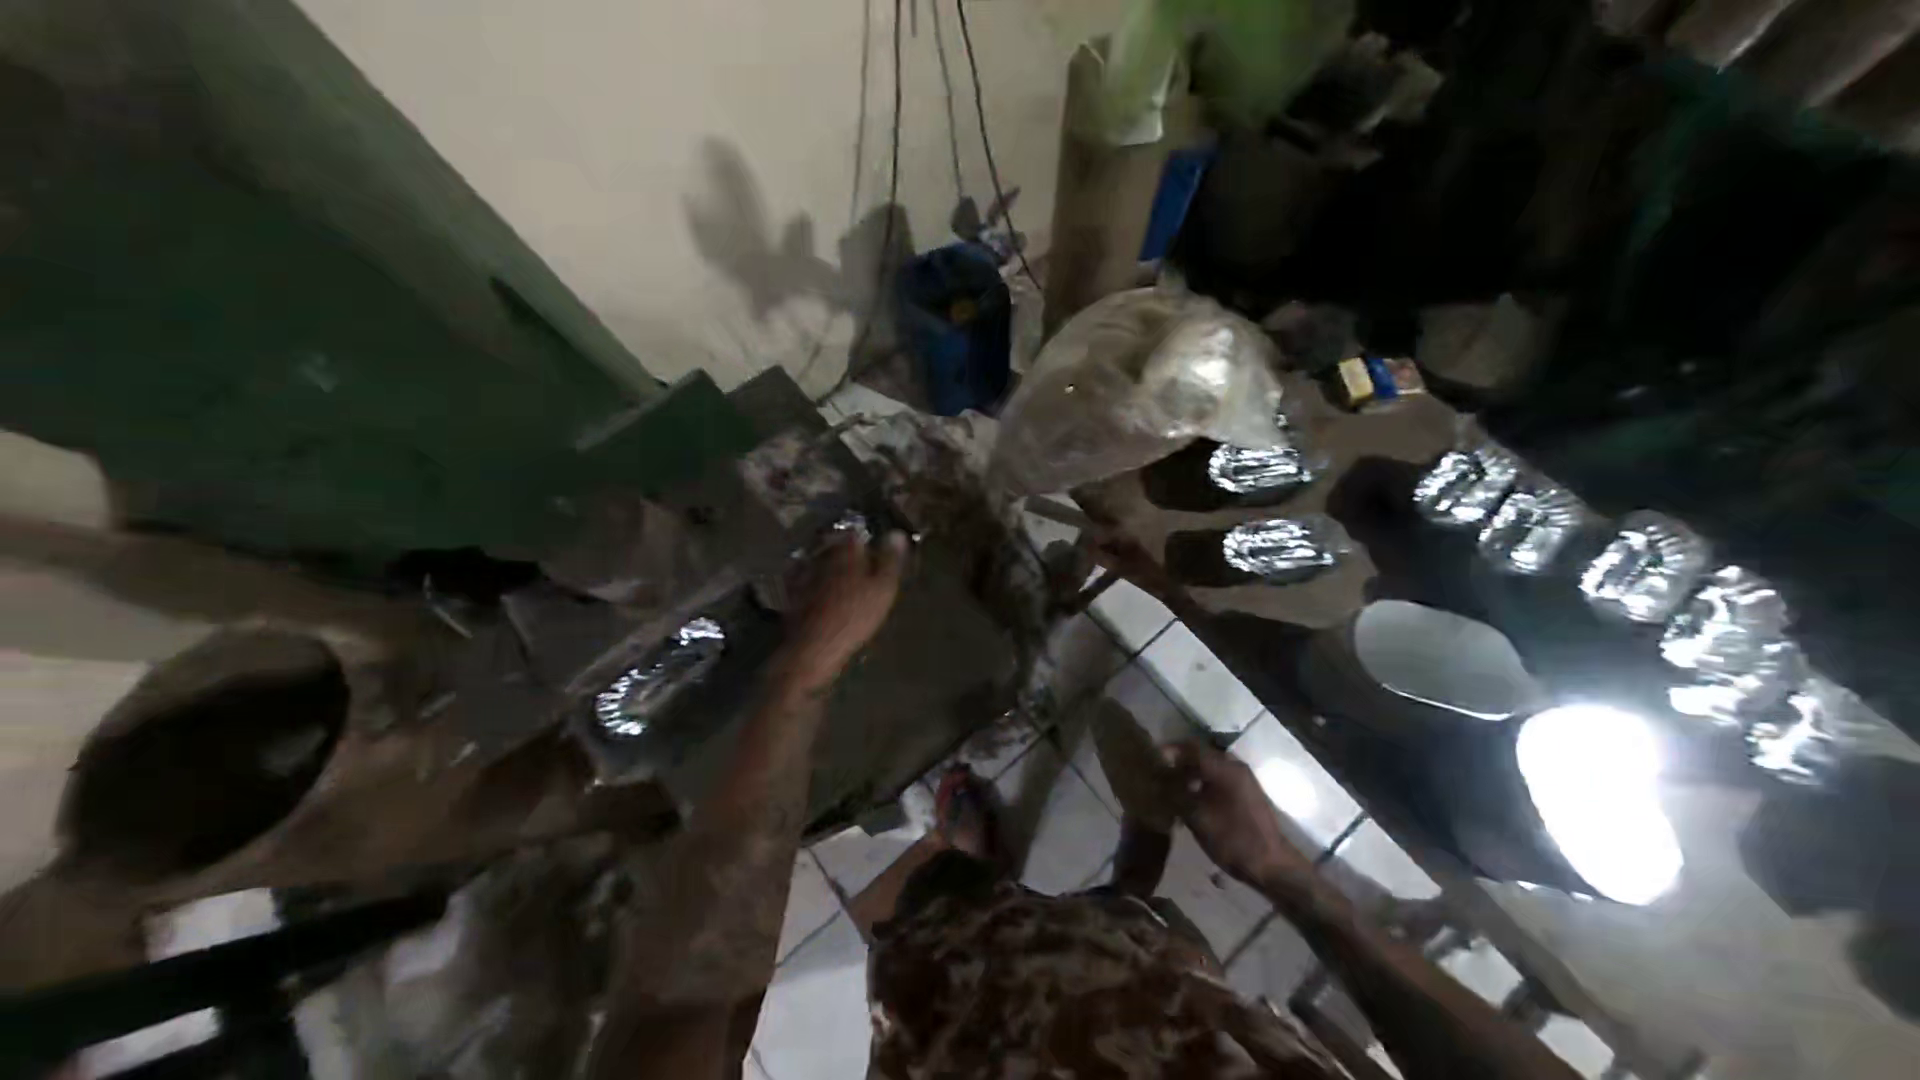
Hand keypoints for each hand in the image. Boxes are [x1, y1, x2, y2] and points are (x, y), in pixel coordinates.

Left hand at [781, 530, 908, 684]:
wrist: (814, 646)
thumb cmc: (855, 616)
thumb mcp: (884, 589)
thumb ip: (891, 560)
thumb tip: (897, 533)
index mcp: (847, 550)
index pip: (857, 535)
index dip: (868, 543)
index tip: (876, 554)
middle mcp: (822, 555)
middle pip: (836, 545)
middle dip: (847, 553)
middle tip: (860, 569)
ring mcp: (804, 573)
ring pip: (819, 561)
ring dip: (828, 566)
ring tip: (840, 580)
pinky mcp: (791, 592)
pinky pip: (802, 578)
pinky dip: (810, 580)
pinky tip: (816, 589)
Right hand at [1165, 739, 1313, 893]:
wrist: (1272, 866)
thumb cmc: (1233, 840)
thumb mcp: (1197, 817)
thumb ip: (1176, 793)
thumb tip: (1158, 779)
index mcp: (1224, 768)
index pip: (1190, 746)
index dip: (1168, 750)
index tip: (1151, 761)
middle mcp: (1234, 767)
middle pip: (1200, 754)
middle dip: (1177, 762)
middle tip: (1159, 776)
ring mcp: (1242, 779)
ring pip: (1209, 766)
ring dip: (1189, 774)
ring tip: (1171, 790)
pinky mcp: (1246, 792)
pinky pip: (1218, 778)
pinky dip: (1202, 783)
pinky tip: (1190, 801)